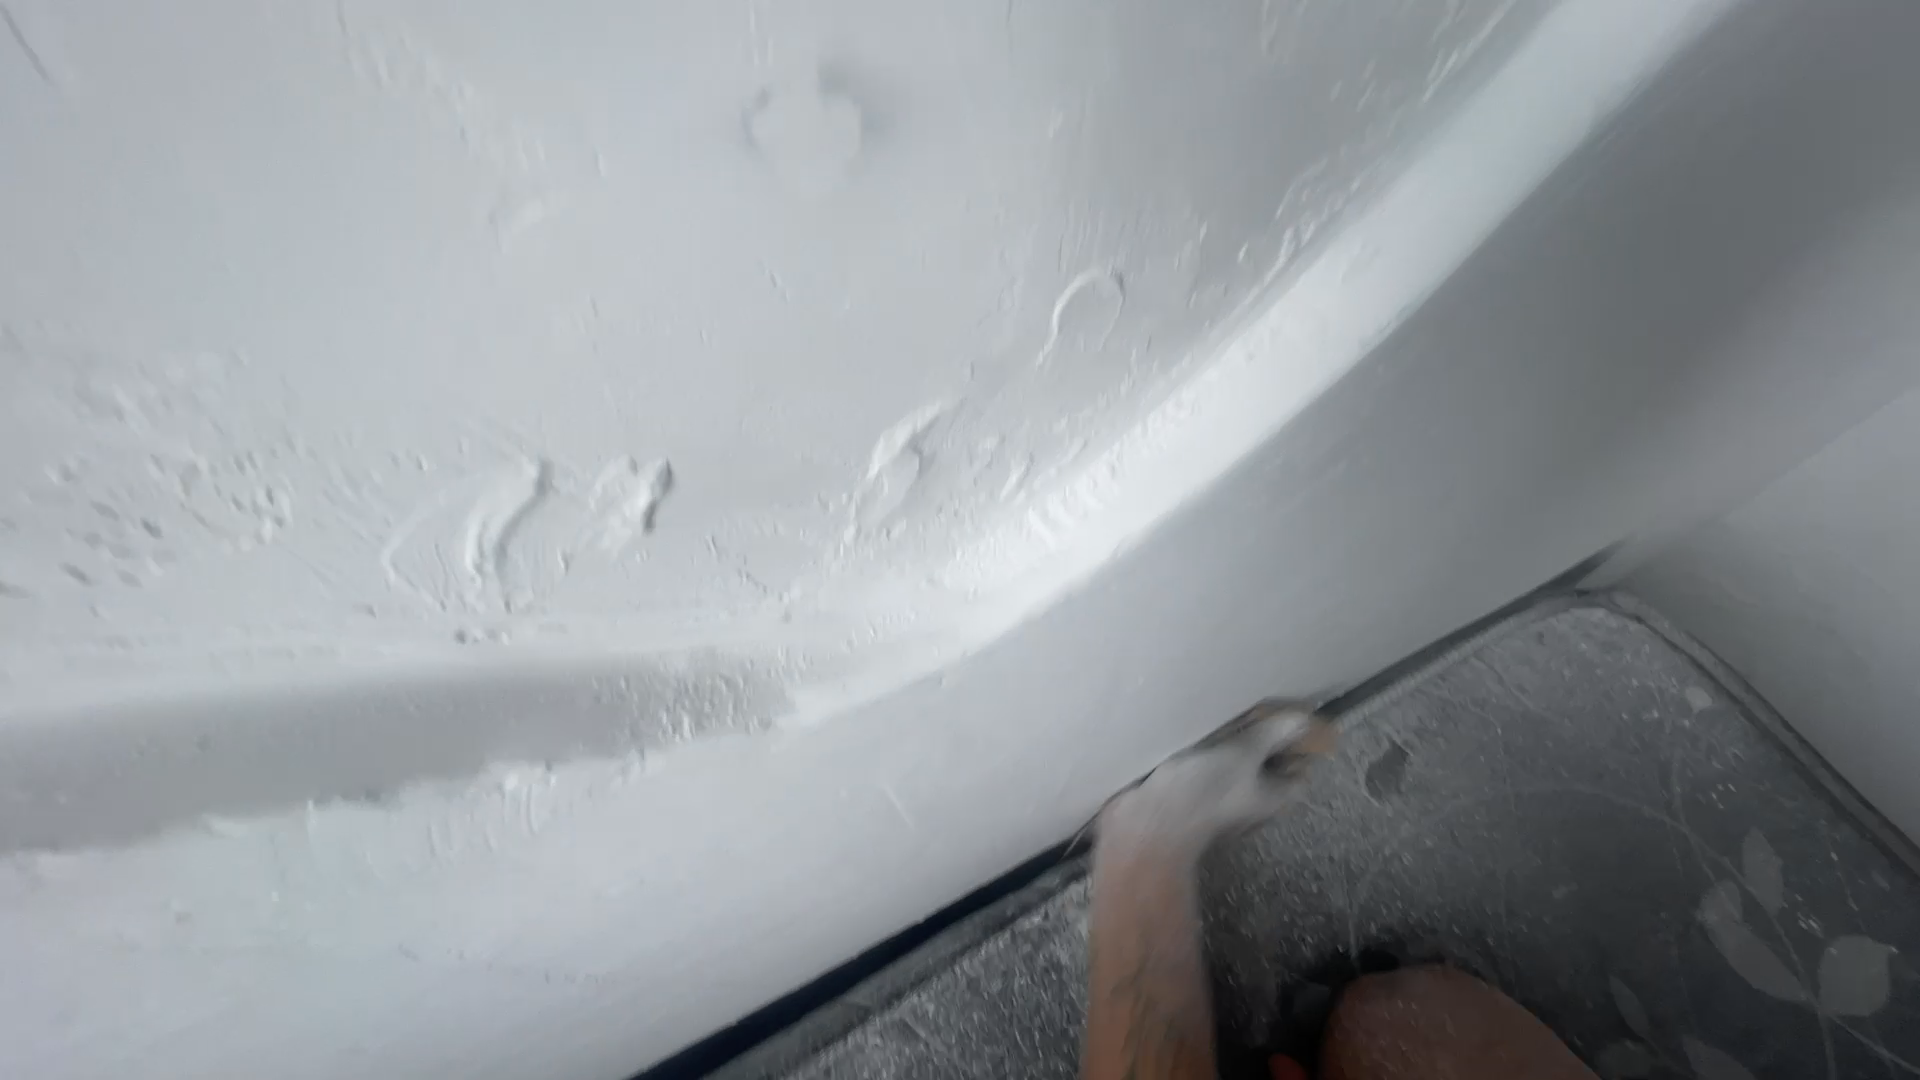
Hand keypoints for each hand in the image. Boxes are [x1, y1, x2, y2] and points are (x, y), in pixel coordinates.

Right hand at [1100, 699, 1336, 852]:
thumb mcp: (1241, 754)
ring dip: (1227, 742)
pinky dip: (1203, 750)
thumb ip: (1269, 735)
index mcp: (1272, 797)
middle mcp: (1249, 801)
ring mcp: (1218, 799)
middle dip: (1259, 738)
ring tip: (1221, 710)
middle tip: (1251, 706)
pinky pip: (1205, 767)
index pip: (1298, 772)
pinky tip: (1192, 729)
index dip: (1297, 746)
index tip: (1284, 717)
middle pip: (1264, 766)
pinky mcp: (1190, 793)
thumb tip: (1304, 720)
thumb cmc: (1202, 790)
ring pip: (1232, 765)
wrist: (1148, 822)